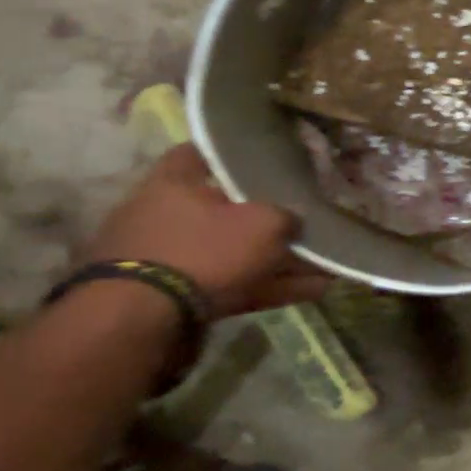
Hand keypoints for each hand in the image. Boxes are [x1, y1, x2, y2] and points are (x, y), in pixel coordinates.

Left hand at [82, 145, 327, 317]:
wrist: (144, 318)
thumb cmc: (205, 250)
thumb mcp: (265, 222)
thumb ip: (285, 215)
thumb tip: (291, 219)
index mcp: (172, 185)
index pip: (198, 154)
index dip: (231, 153)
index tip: (265, 157)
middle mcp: (160, 215)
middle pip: (222, 208)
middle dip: (265, 218)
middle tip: (306, 220)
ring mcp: (164, 257)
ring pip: (231, 251)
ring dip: (276, 259)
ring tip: (325, 267)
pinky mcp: (171, 294)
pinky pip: (231, 282)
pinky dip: (269, 286)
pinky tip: (313, 290)